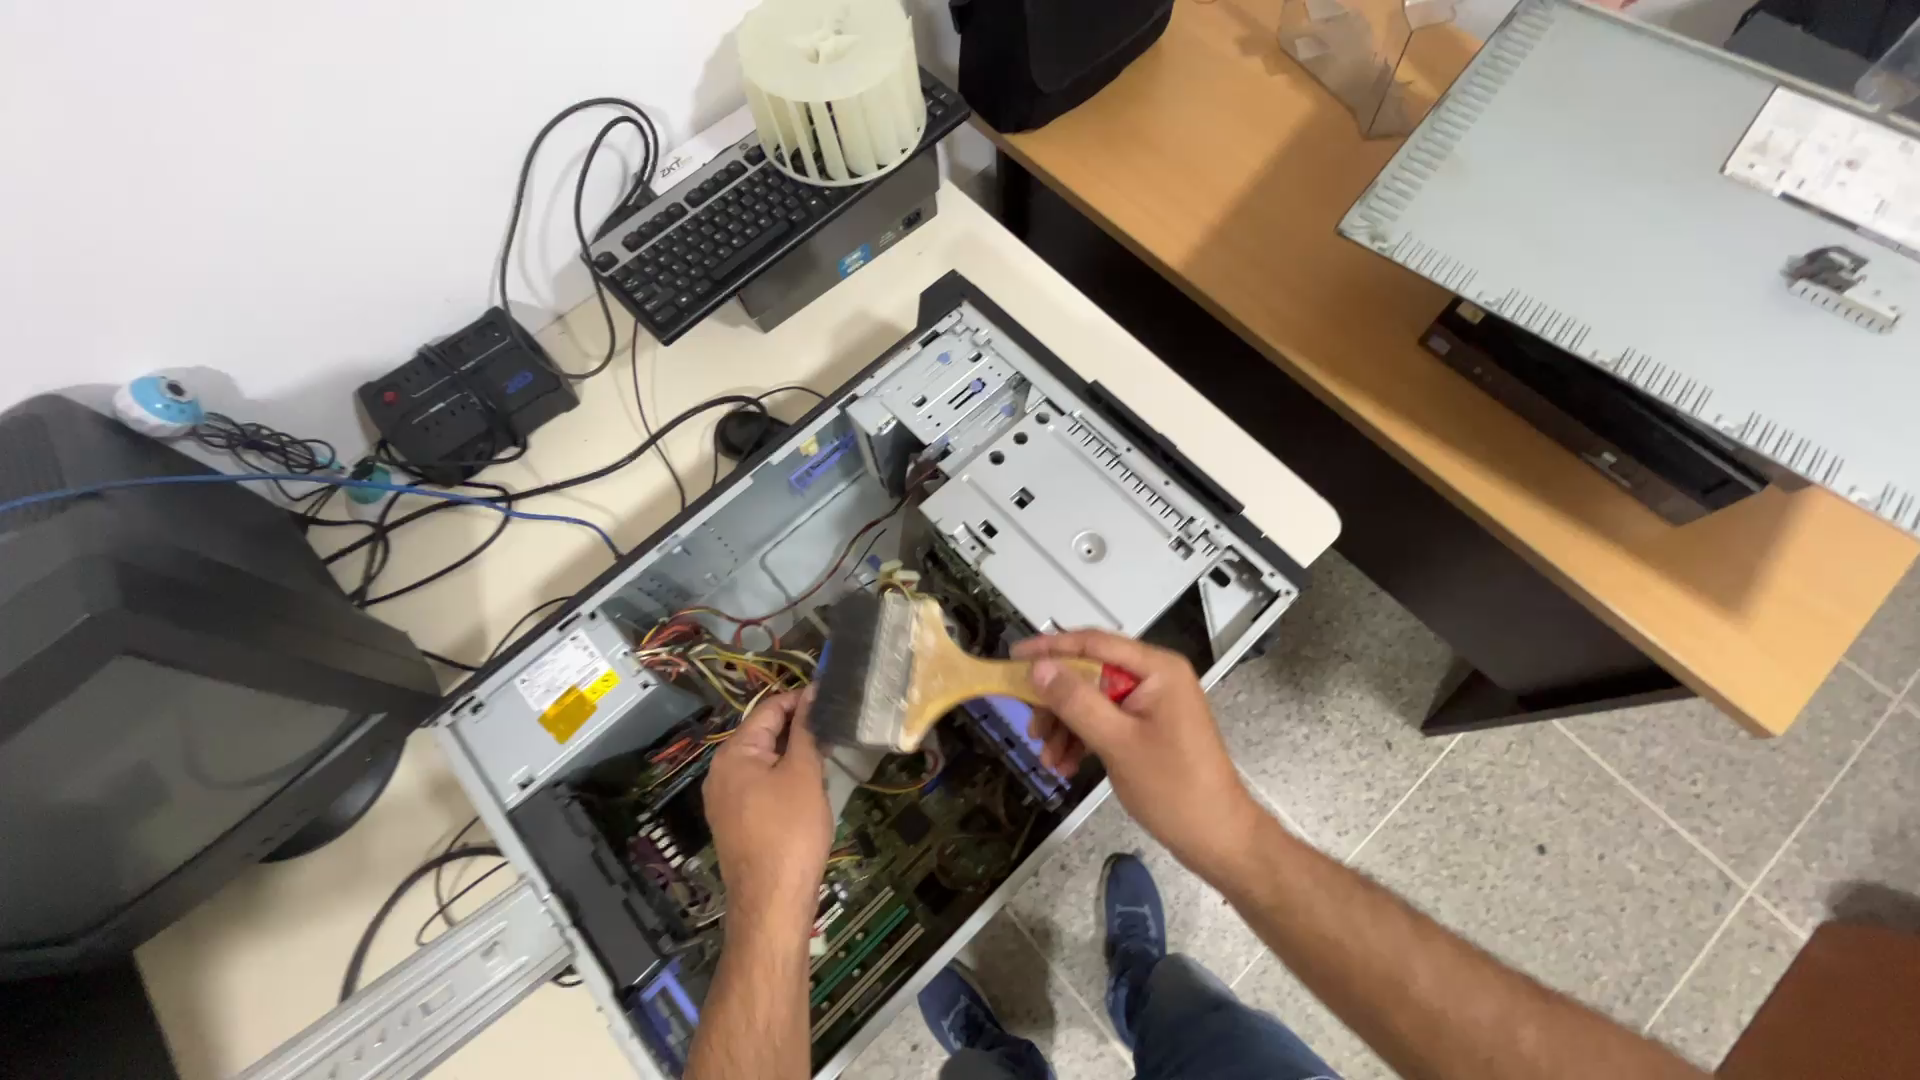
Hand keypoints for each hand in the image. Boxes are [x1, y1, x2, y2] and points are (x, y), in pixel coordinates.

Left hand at [703, 689, 832, 936]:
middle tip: (836, 726)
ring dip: (793, 754)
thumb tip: (811, 694)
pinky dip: (783, 777)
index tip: (833, 697)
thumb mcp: (804, 774)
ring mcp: (724, 799)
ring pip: (763, 761)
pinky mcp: (735, 821)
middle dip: (799, 728)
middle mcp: (720, 771)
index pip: (769, 709)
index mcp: (733, 753)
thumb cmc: (791, 831)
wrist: (772, 901)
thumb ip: (807, 731)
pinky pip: (760, 785)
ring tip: (828, 752)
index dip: (801, 699)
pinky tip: (809, 784)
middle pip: (763, 734)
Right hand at [1014, 631, 1264, 882]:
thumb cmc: (1173, 788)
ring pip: (1091, 699)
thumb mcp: (1117, 742)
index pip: (1093, 643)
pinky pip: (1103, 720)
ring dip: (1065, 726)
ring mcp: (1151, 702)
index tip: (1012, 656)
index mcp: (1157, 668)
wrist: (1217, 839)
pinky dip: (1081, 739)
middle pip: (1089, 672)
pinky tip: (1066, 765)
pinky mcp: (1147, 726)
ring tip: (1048, 759)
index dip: (1050, 648)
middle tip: (1032, 727)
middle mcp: (1154, 676)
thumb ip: (1075, 701)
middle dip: (1056, 701)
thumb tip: (1037, 667)